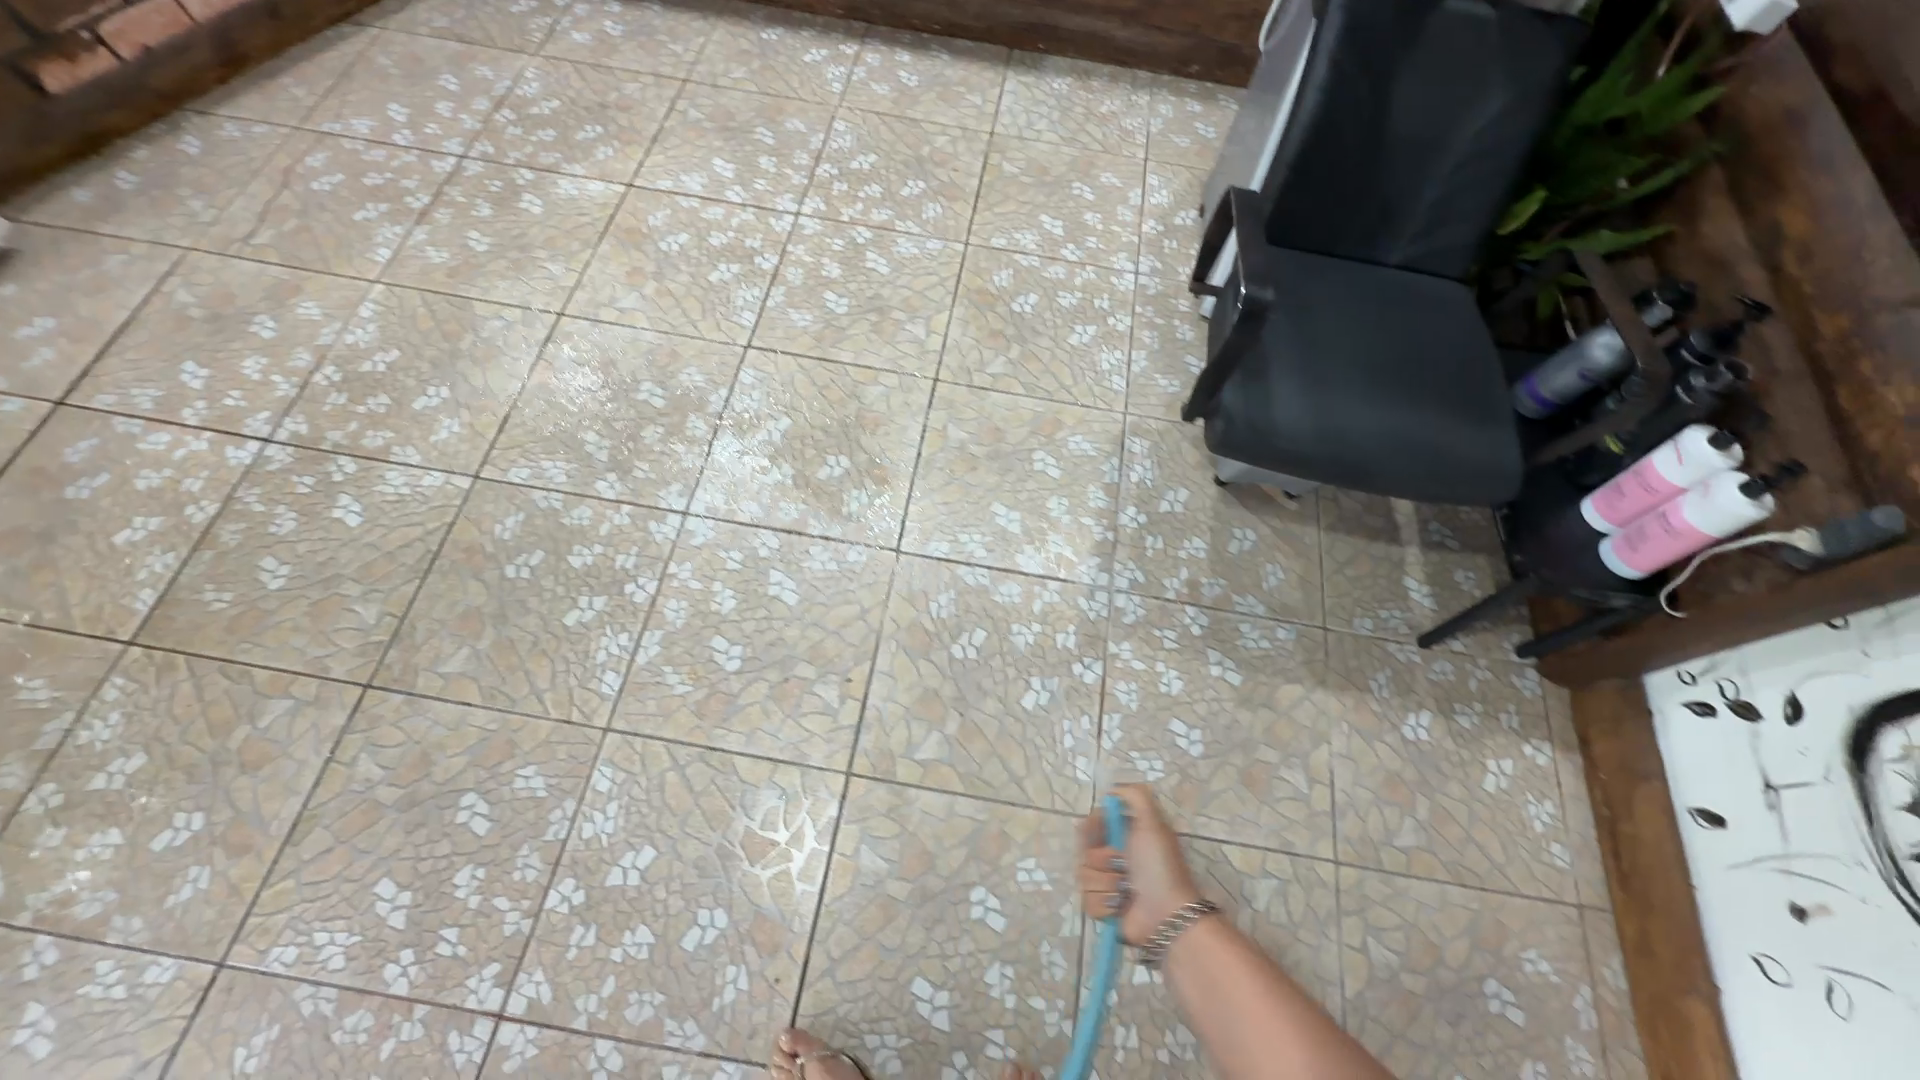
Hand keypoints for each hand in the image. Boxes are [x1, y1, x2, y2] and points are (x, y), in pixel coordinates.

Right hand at [1078, 784, 1203, 944]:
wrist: (1168, 914)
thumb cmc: (1160, 866)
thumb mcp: (1153, 822)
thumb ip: (1135, 795)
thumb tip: (1112, 790)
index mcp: (1124, 836)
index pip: (1089, 825)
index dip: (1092, 830)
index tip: (1102, 835)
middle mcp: (1113, 858)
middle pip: (1083, 852)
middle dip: (1101, 860)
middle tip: (1122, 865)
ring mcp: (1106, 884)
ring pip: (1083, 877)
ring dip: (1106, 883)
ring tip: (1126, 890)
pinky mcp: (1102, 909)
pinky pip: (1086, 901)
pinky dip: (1104, 904)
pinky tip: (1120, 907)